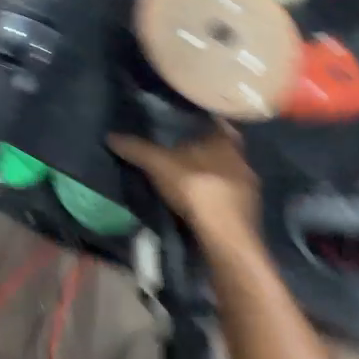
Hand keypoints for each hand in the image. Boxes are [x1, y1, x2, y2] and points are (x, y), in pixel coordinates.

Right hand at [108, 124, 259, 243]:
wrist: (226, 238)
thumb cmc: (196, 189)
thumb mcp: (158, 164)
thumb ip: (136, 148)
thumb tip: (110, 136)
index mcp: (226, 142)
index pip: (216, 122)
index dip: (201, 120)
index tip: (184, 120)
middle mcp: (242, 162)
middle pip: (221, 149)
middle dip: (203, 148)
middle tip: (179, 146)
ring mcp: (248, 190)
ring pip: (225, 174)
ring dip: (209, 174)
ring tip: (184, 174)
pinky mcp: (246, 214)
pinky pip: (226, 197)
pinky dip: (212, 196)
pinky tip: (196, 201)